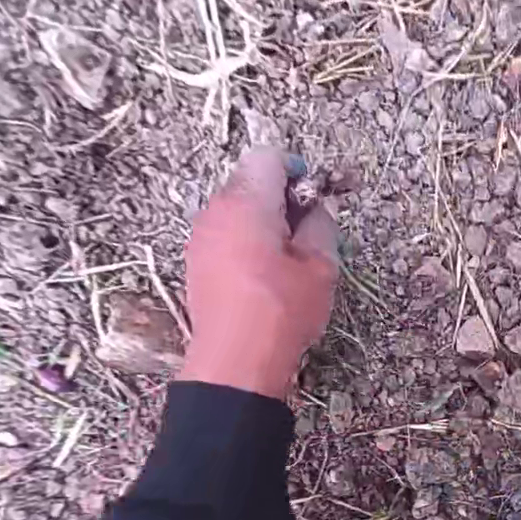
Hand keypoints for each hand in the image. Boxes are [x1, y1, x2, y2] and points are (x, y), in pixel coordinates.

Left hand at [178, 147, 337, 399]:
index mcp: (247, 205)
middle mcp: (216, 212)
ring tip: (295, 255)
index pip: (269, 158)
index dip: (299, 170)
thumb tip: (321, 206)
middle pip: (251, 180)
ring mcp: (202, 236)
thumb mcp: (320, 267)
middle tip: (314, 230)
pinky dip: (252, 238)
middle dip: (286, 196)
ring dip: (269, 219)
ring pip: (240, 208)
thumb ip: (322, 226)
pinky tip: (271, 271)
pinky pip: (228, 232)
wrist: (237, 361)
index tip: (318, 196)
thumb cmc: (283, 311)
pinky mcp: (198, 260)